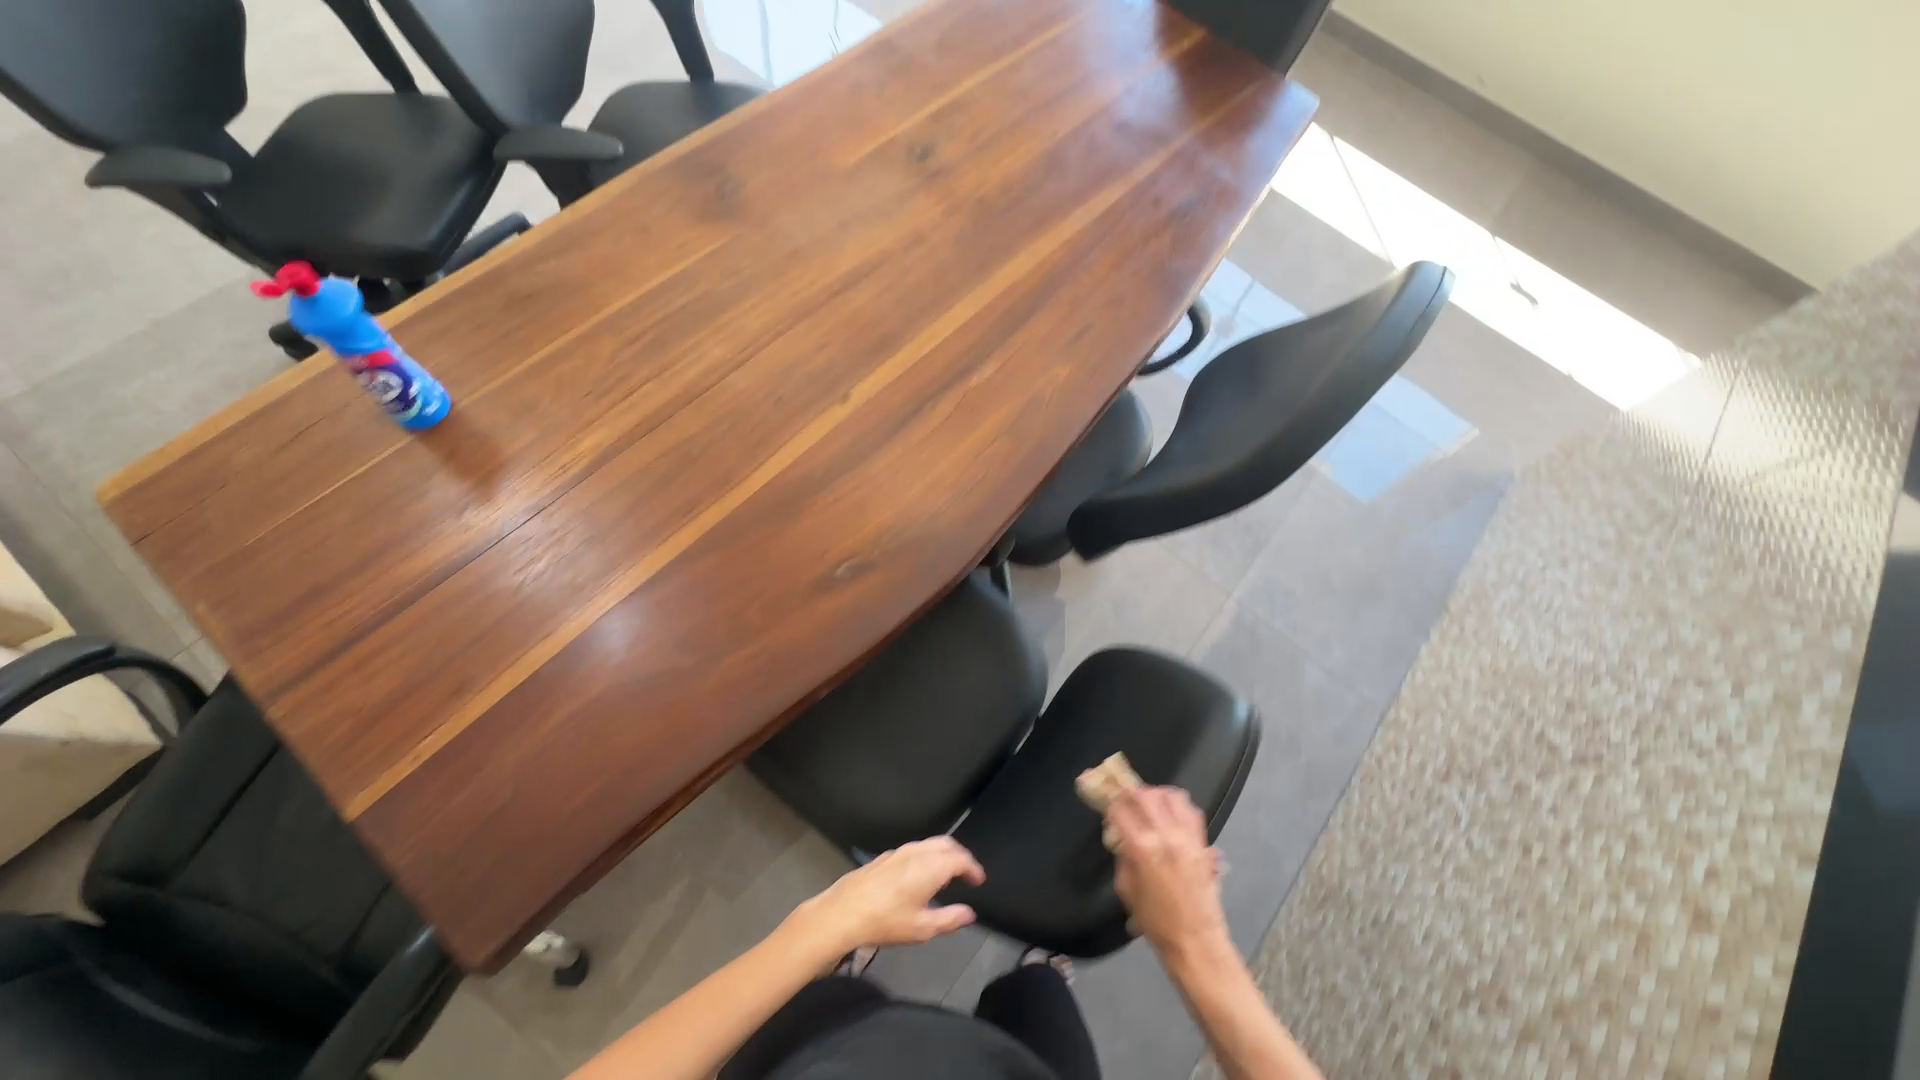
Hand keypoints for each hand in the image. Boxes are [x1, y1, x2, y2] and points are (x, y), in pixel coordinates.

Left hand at [788, 837, 986, 954]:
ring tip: (948, 873)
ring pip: (928, 844)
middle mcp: (916, 853)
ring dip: (943, 854)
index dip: (973, 868)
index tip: (979, 880)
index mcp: (930, 867)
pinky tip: (921, 874)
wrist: (842, 913)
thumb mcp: (922, 928)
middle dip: (961, 855)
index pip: (960, 859)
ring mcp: (898, 852)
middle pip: (946, 844)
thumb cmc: (886, 922)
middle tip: (967, 873)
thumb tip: (970, 913)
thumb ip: (950, 919)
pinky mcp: (883, 857)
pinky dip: (927, 856)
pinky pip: (914, 849)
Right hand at [1109, 786, 1228, 958]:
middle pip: (1146, 795)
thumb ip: (1123, 857)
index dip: (1110, 804)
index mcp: (1141, 849)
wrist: (1195, 939)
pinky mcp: (1203, 843)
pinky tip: (1170, 812)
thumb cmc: (1155, 920)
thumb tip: (1123, 838)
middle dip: (1131, 792)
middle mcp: (1165, 836)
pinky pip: (1191, 811)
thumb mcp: (1126, 889)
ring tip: (1148, 801)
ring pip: (1172, 796)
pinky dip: (1178, 805)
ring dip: (1156, 794)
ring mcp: (1187, 837)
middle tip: (1124, 796)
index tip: (1106, 805)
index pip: (1120, 810)